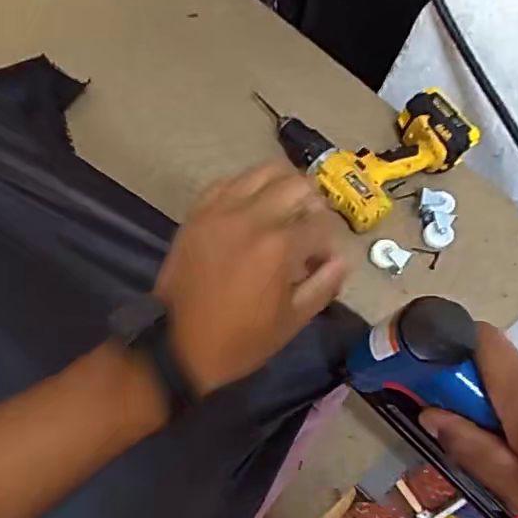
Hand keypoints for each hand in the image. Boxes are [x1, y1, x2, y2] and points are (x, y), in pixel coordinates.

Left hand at [155, 162, 348, 393]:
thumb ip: (324, 284)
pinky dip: (245, 189)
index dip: (327, 243)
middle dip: (311, 206)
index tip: (319, 262)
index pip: (322, 223)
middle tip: (306, 230)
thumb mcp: (292, 321)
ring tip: (282, 211)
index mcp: (281, 246)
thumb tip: (340, 260)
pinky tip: (249, 210)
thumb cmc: (239, 340)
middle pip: (298, 185)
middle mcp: (252, 217)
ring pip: (263, 172)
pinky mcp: (197, 214)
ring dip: (282, 186)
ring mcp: (220, 211)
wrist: (177, 346)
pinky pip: (227, 183)